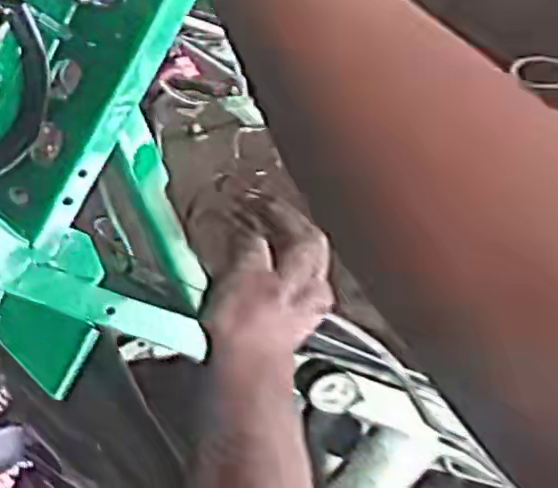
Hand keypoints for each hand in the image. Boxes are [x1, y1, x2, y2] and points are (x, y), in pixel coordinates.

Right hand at [202, 193, 333, 364]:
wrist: (246, 364)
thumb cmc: (245, 324)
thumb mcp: (243, 276)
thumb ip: (248, 248)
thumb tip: (244, 226)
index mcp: (308, 279)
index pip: (300, 234)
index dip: (273, 211)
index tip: (247, 194)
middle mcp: (314, 288)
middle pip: (307, 244)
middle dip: (281, 218)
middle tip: (252, 199)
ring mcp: (303, 302)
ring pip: (298, 257)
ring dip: (276, 234)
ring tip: (250, 220)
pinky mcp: (286, 313)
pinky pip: (284, 272)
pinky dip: (268, 253)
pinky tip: (252, 252)